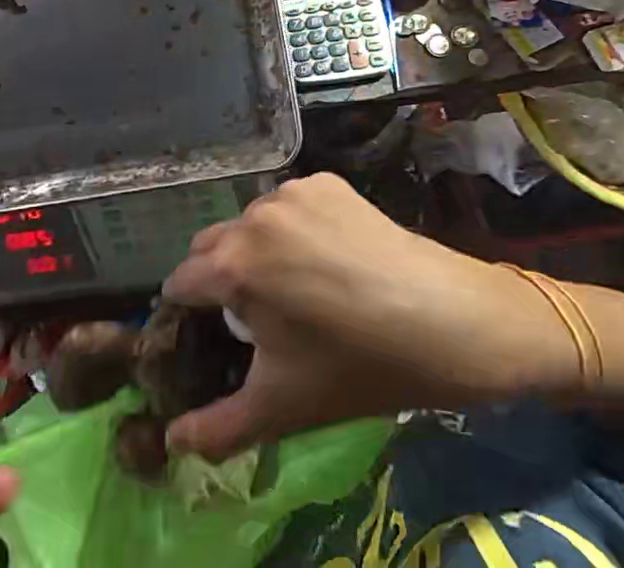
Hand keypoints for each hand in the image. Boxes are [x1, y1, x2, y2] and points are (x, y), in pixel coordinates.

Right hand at [161, 173, 583, 460]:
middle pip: (213, 246)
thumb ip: (215, 429)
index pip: (180, 283)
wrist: (452, 321)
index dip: (186, 317)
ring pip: (253, 223)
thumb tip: (172, 441)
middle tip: (258, 320)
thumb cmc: (361, 366)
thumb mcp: (281, 407)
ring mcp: (297, 191)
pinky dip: (295, 228)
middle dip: (221, 281)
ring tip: (299, 289)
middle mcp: (258, 214)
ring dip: (258, 252)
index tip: (208, 341)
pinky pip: (291, 206)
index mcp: (234, 263)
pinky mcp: (332, 183)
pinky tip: (328, 259)